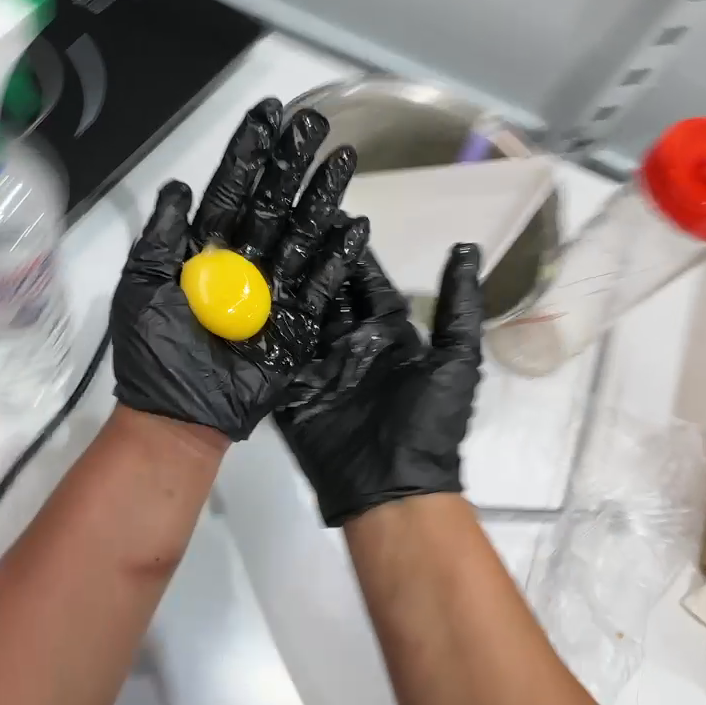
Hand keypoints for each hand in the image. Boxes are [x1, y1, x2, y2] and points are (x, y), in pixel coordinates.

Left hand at [112, 100, 368, 440]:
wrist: (178, 415)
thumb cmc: (153, 354)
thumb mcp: (141, 287)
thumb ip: (160, 237)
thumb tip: (176, 185)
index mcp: (203, 252)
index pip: (229, 192)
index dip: (248, 154)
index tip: (267, 115)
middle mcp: (241, 264)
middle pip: (271, 204)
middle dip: (291, 164)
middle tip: (313, 123)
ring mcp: (271, 292)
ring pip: (301, 236)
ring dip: (321, 199)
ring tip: (343, 159)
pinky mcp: (294, 323)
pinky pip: (319, 287)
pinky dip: (336, 259)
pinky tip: (353, 226)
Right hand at [276, 244, 483, 525]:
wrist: (392, 487)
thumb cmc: (429, 424)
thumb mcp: (455, 360)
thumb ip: (459, 307)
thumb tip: (465, 246)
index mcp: (388, 336)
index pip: (367, 284)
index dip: (352, 253)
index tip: (334, 216)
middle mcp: (351, 345)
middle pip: (328, 295)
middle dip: (312, 260)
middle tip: (288, 223)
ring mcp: (318, 366)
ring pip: (298, 317)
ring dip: (282, 286)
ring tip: (261, 247)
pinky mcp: (290, 388)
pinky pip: (275, 353)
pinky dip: (260, 328)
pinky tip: (240, 295)